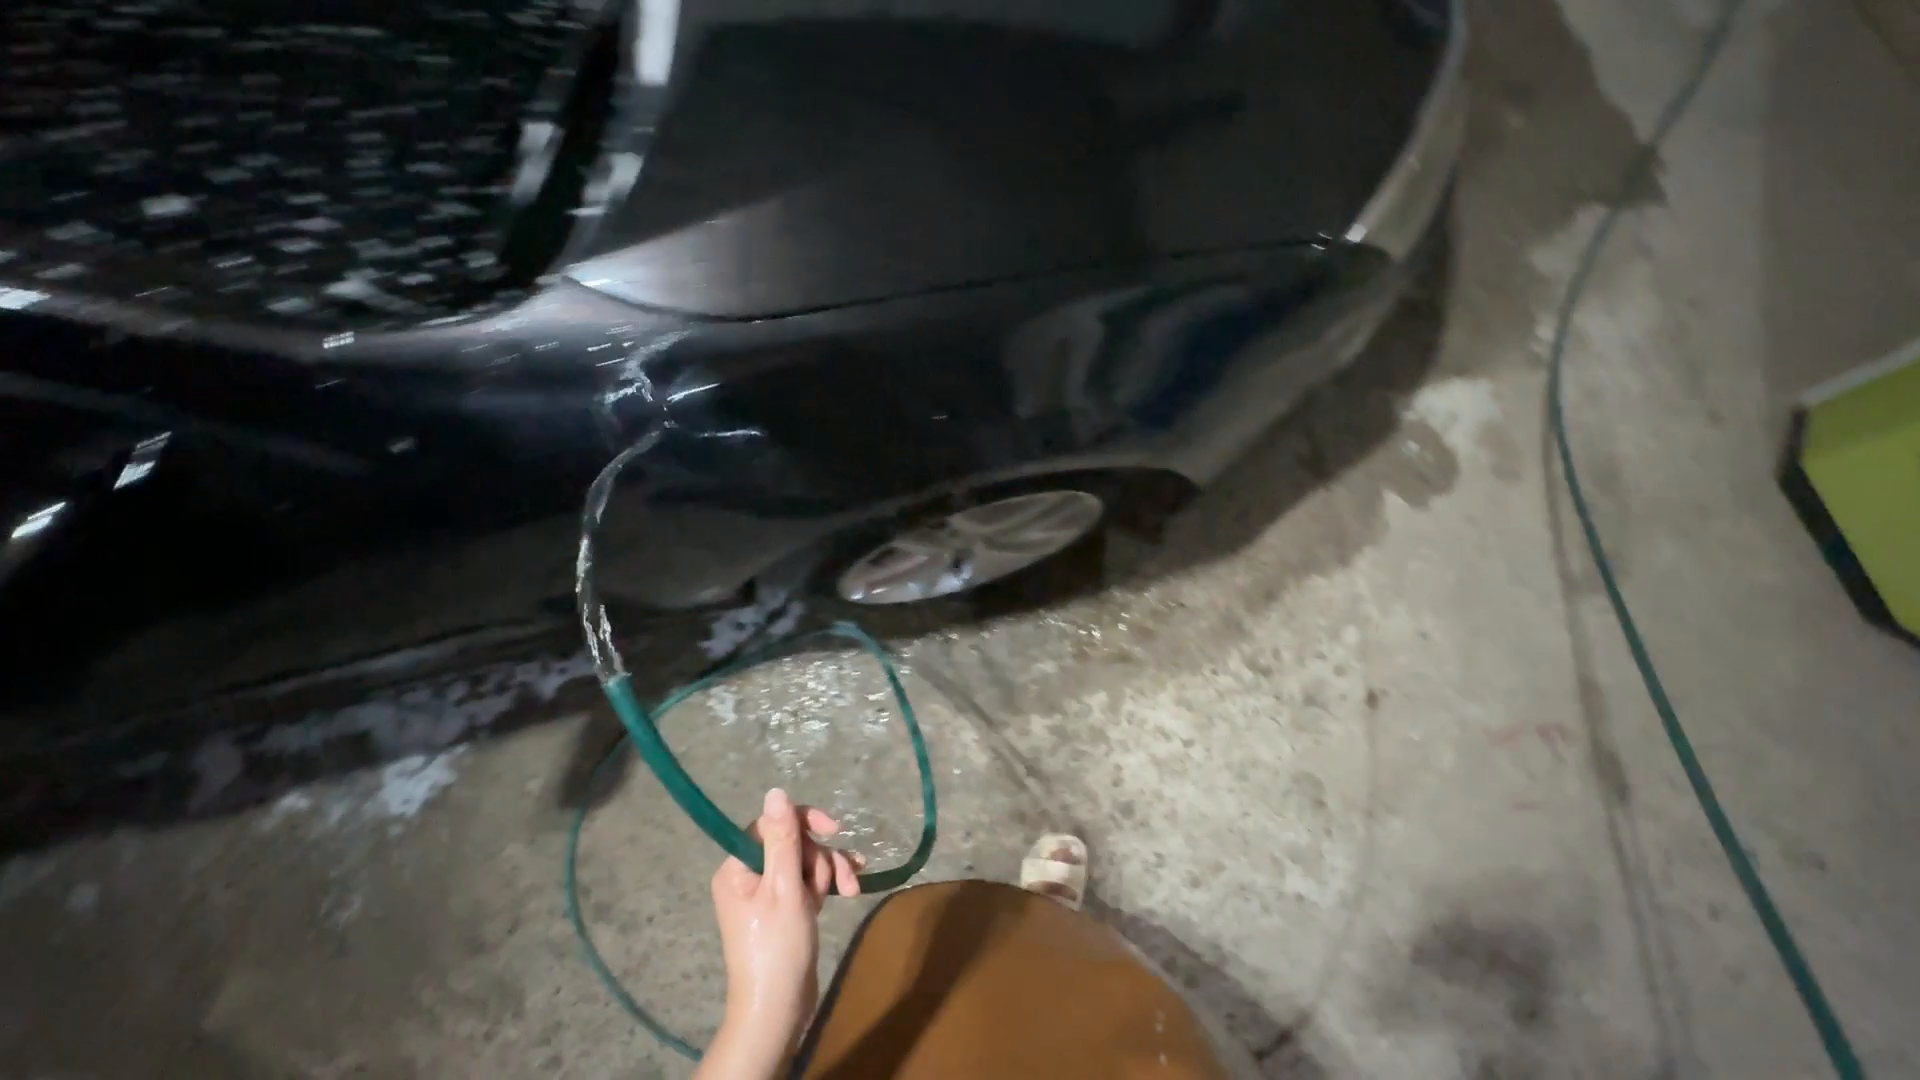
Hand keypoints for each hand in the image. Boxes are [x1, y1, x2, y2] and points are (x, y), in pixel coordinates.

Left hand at [704, 788, 862, 1073]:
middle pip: (793, 843)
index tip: (834, 829)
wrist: (777, 1009)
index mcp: (737, 868)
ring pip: (806, 862)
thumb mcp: (785, 888)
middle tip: (840, 883)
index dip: (804, 822)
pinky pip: (808, 883)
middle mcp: (748, 876)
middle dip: (821, 858)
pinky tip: (851, 888)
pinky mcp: (785, 910)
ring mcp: (767, 894)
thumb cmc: (778, 947)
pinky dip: (827, 884)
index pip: (772, 824)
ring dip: (829, 873)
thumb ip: (783, 838)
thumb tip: (776, 790)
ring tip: (847, 892)